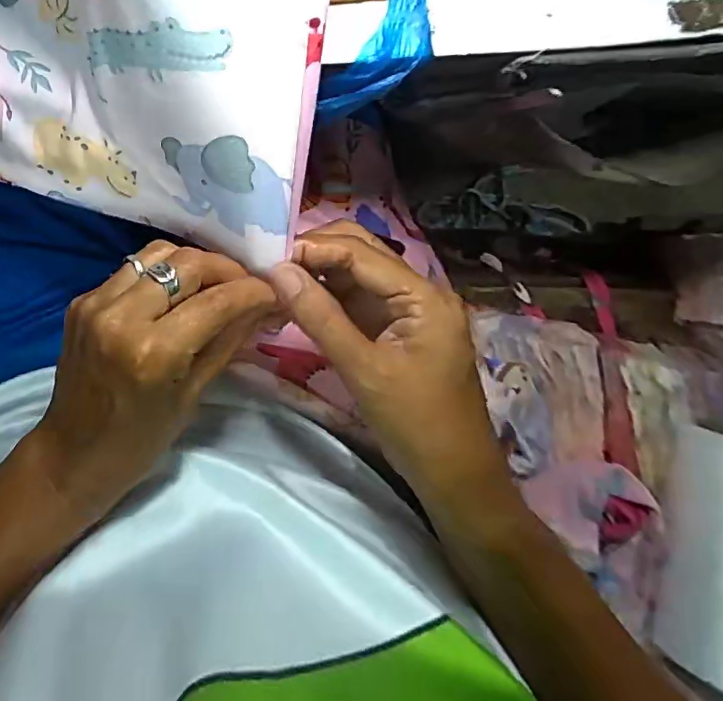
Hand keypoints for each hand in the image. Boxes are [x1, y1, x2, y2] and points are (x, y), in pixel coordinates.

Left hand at [22, 241, 277, 526]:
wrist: (74, 451)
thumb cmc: (139, 440)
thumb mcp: (192, 395)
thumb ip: (227, 342)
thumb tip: (263, 306)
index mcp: (152, 351)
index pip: (214, 301)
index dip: (252, 291)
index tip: (273, 292)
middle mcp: (121, 316)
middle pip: (185, 263)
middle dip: (224, 269)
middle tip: (245, 285)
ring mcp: (95, 303)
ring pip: (156, 254)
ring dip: (191, 264)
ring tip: (212, 284)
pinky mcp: (81, 300)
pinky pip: (130, 269)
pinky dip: (159, 274)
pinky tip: (174, 293)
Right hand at [270, 221, 504, 500]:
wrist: (454, 475)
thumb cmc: (416, 423)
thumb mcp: (362, 369)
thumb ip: (319, 316)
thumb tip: (277, 270)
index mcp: (424, 296)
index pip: (360, 252)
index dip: (313, 248)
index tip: (268, 259)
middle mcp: (418, 291)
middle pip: (359, 249)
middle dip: (314, 251)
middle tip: (270, 266)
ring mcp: (405, 307)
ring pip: (354, 269)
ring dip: (316, 269)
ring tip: (277, 279)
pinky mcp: (391, 324)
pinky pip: (353, 293)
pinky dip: (324, 290)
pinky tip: (296, 297)